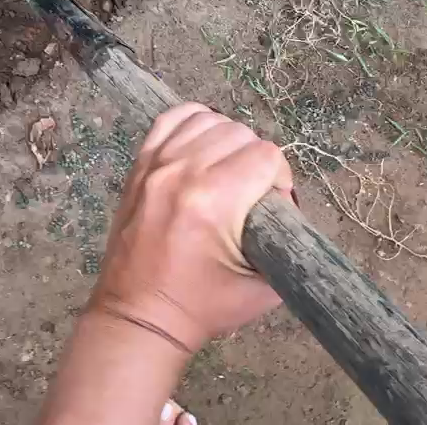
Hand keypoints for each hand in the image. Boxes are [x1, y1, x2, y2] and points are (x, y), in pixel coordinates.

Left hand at [86, 104, 293, 353]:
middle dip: (257, 158)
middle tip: (256, 190)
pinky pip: (169, 119)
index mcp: (213, 200)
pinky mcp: (140, 162)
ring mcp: (156, 163)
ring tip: (231, 167)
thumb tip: (285, 205)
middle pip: (237, 133)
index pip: (264, 155)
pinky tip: (205, 141)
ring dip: (227, 138)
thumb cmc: (201, 304)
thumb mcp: (262, 287)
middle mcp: (182, 172)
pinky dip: (193, 120)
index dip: (281, 178)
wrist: (140, 308)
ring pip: (206, 119)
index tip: (276, 203)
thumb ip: (285, 242)